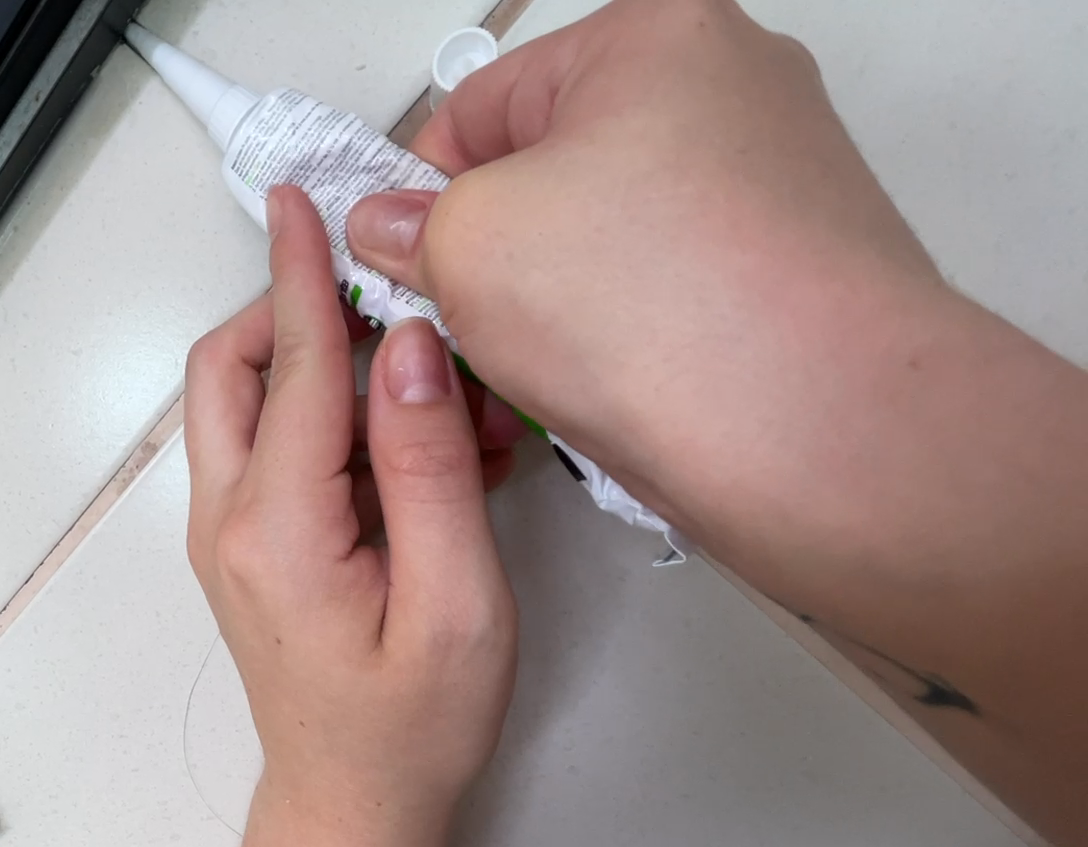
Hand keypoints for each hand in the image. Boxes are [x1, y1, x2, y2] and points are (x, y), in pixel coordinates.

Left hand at [185, 185, 516, 846]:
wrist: (350, 801)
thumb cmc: (412, 725)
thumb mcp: (455, 601)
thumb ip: (427, 467)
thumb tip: (412, 350)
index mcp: (278, 528)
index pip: (292, 368)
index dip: (303, 277)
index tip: (301, 202)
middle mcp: (227, 518)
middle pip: (229, 372)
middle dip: (289, 315)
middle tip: (382, 311)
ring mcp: (224, 532)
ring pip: (238, 405)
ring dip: (310, 369)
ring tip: (417, 399)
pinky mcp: (241, 545)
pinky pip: (261, 449)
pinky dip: (315, 420)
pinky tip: (396, 450)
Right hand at [343, 0, 1087, 846]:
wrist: (823, 454)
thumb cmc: (657, 320)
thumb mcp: (485, 244)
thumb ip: (406, 221)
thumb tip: (367, 226)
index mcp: (638, 55)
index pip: (459, 110)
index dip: (396, 196)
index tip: (360, 268)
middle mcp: (691, 115)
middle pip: (503, 191)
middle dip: (444, 266)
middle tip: (415, 340)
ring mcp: (716, 212)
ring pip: (542, 264)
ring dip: (489, 322)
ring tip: (473, 385)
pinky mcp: (720, 306)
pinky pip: (585, 312)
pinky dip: (541, 352)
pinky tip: (529, 401)